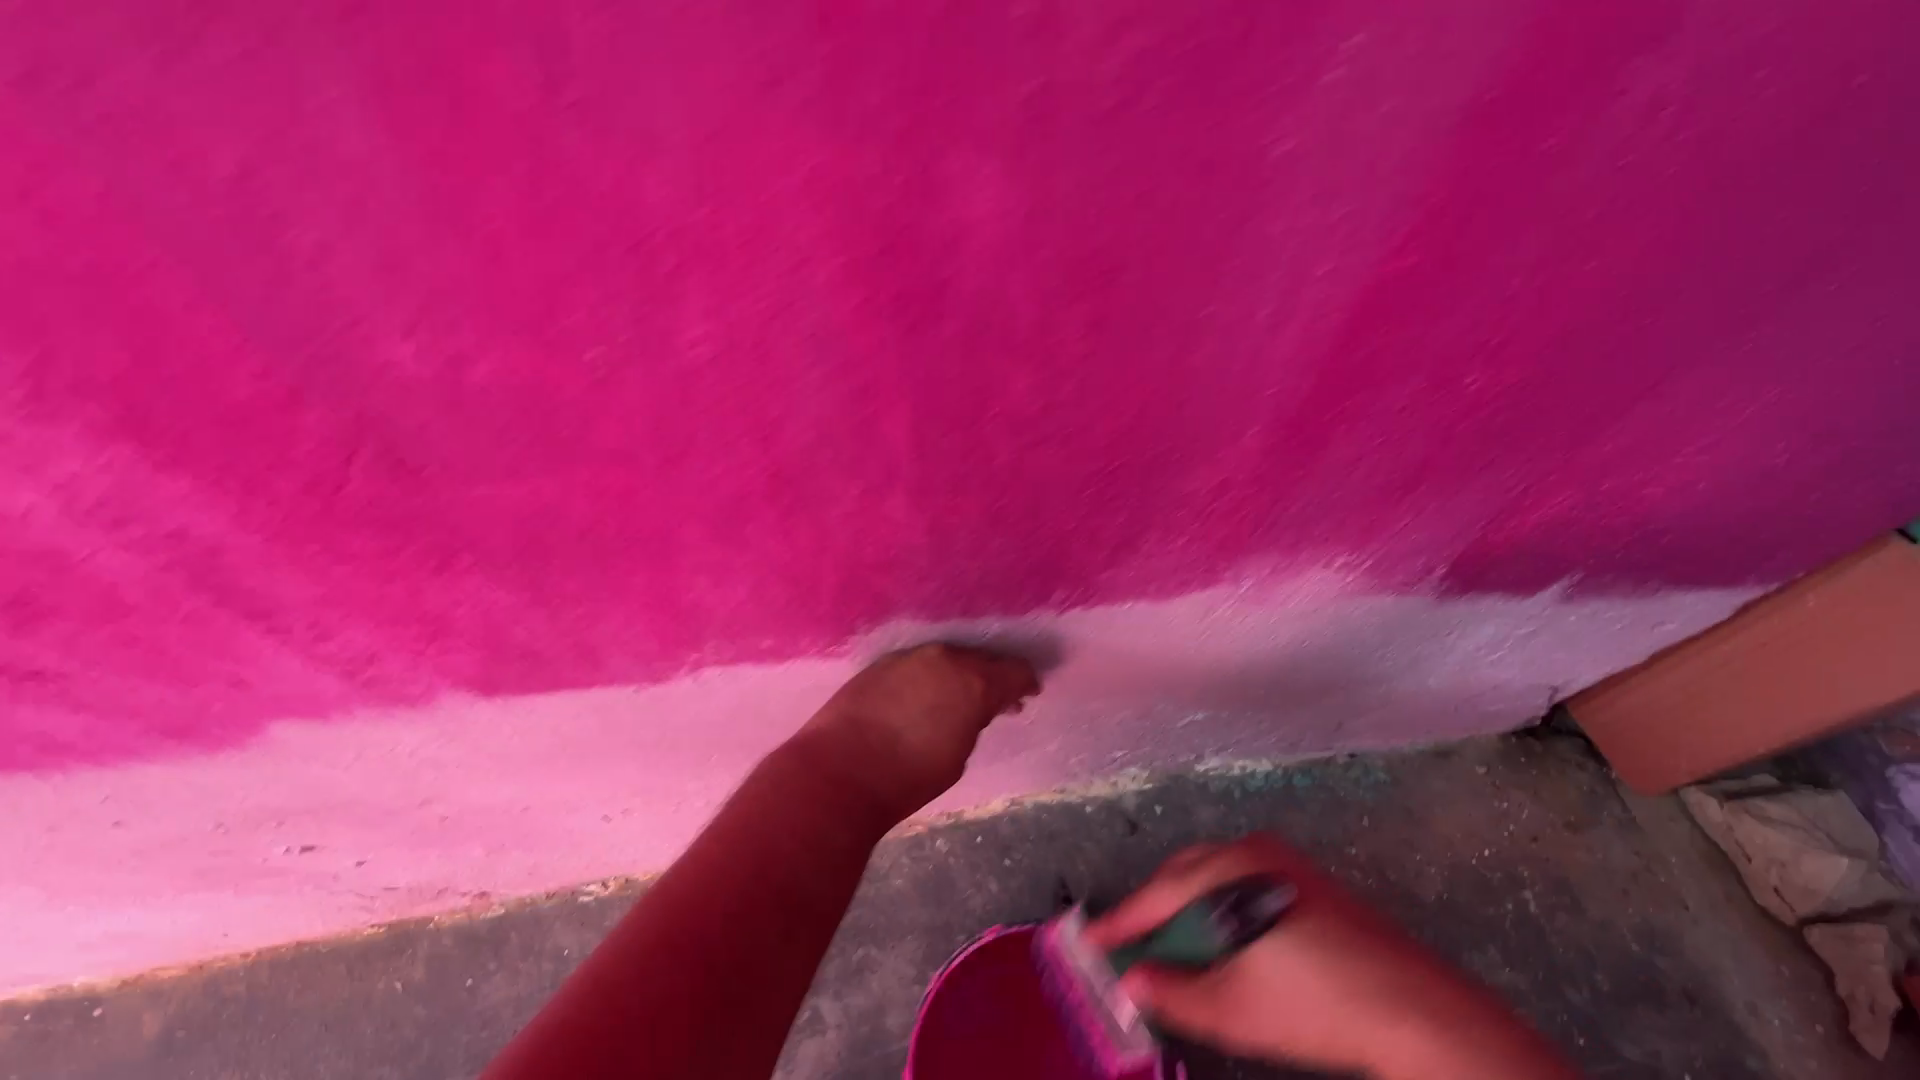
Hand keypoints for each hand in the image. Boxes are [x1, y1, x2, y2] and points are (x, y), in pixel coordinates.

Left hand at [795, 643, 1039, 824]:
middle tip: (998, 700)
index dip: (1025, 683)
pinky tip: (926, 695)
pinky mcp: (879, 665)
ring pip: (946, 659)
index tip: (1029, 694)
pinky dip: (929, 677)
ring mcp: (908, 657)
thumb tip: (974, 710)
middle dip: (992, 677)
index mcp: (973, 679)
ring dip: (958, 675)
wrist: (839, 770)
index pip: (1014, 671)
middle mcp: (943, 658)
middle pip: (980, 659)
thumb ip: (973, 722)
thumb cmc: (909, 775)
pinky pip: (917, 665)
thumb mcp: (959, 754)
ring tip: (960, 698)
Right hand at [1085, 836, 1572, 1078]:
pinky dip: (1220, 904)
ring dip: (1188, 904)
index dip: (1122, 920)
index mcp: (1228, 870)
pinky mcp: (1313, 882)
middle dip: (1154, 905)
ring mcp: (1288, 862)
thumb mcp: (1231, 1009)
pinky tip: (1227, 938)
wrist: (1417, 1010)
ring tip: (1176, 942)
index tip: (1091, 940)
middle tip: (1132, 941)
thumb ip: (1173, 991)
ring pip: (1216, 873)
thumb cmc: (1312, 1005)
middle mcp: (1254, 851)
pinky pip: (1245, 880)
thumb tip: (1132, 981)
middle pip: (1184, 871)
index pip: (1158, 893)